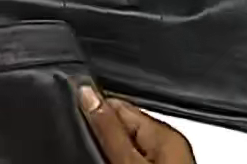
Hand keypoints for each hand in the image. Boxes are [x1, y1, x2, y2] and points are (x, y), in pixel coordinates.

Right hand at [80, 86, 195, 163]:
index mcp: (168, 134)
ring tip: (95, 151)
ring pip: (128, 145)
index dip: (94, 108)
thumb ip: (108, 127)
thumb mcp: (129, 162)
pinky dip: (120, 158)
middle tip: (84, 140)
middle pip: (124, 126)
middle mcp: (172, 147)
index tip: (74, 112)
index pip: (118, 103)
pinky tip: (108, 160)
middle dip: (103, 130)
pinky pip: (135, 159)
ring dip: (110, 146)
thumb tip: (85, 90)